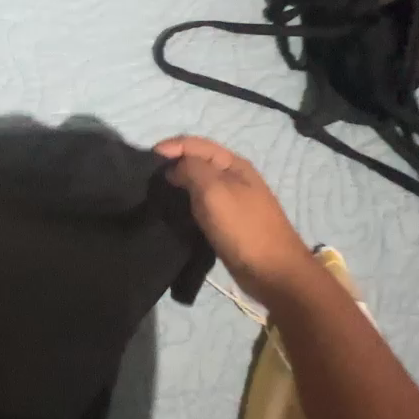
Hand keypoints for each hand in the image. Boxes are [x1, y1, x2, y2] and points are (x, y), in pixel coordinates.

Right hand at [154, 136, 319, 309]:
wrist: (274, 274)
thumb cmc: (243, 228)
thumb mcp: (214, 190)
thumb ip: (190, 169)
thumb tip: (172, 167)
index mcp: (233, 164)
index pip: (194, 144)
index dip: (168, 148)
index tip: (144, 162)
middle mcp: (232, 178)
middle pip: (194, 162)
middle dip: (169, 166)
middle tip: (145, 178)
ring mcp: (229, 200)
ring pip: (194, 184)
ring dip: (175, 186)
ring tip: (153, 194)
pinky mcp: (224, 221)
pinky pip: (198, 205)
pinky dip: (182, 204)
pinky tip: (169, 211)